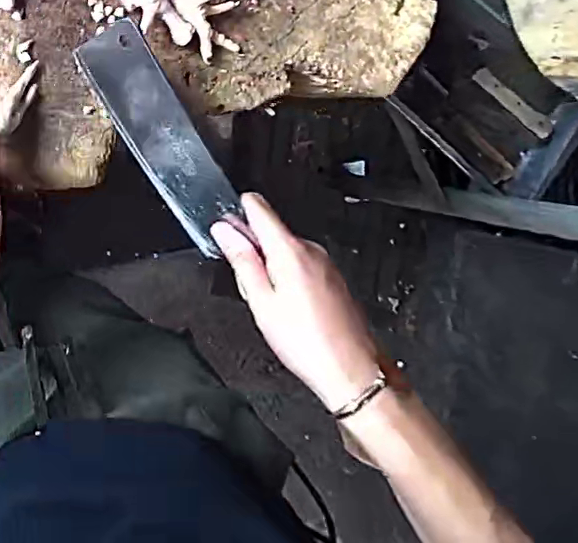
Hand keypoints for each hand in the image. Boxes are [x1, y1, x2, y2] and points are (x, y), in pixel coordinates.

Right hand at [211, 193, 382, 412]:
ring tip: (274, 307)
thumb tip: (224, 231)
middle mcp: (310, 248)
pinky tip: (292, 310)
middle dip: (253, 251)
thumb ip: (241, 260)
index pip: (258, 206)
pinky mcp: (333, 276)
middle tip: (251, 288)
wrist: (353, 371)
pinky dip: (290, 278)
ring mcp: (325, 261)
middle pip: (271, 231)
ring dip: (272, 268)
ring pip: (286, 250)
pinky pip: (303, 264)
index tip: (227, 229)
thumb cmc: (308, 343)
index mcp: (290, 249)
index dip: (237, 214)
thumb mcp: (261, 303)